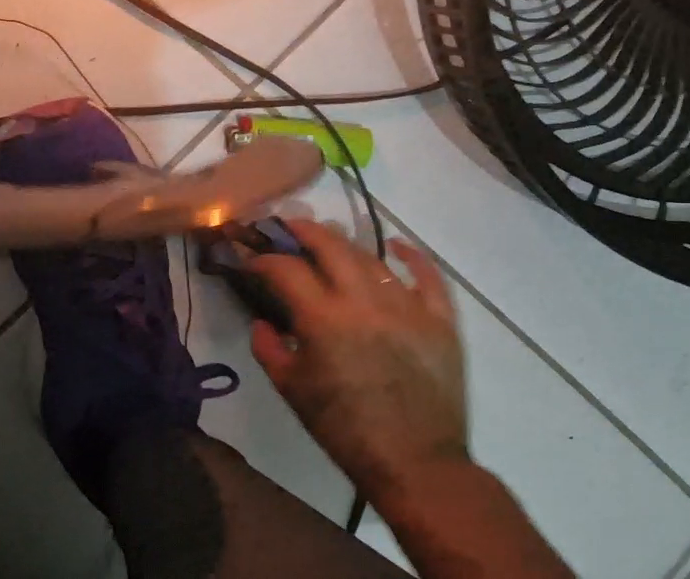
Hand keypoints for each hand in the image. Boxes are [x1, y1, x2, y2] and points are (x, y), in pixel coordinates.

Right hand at [246, 219, 467, 499]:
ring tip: (328, 240)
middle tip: (285, 228)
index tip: (249, 261)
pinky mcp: (440, 323)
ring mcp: (406, 309)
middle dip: (302, 231)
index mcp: (322, 318)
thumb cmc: (342, 426)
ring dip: (344, 243)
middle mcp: (363, 302)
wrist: (415, 462)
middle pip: (329, 247)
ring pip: (370, 258)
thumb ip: (266, 345)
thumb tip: (264, 321)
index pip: (283, 268)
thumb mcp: (288, 385)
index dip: (261, 258)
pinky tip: (396, 246)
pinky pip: (429, 278)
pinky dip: (412, 257)